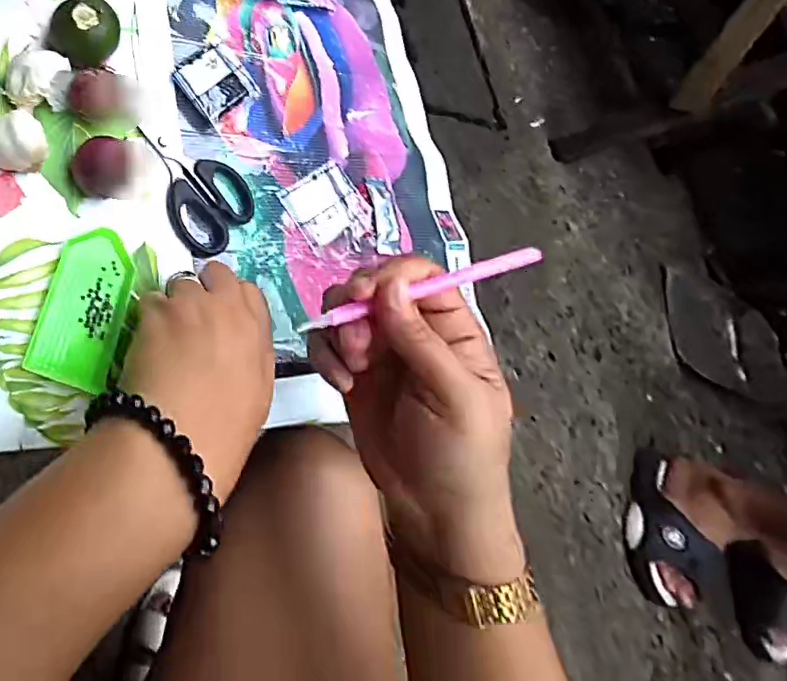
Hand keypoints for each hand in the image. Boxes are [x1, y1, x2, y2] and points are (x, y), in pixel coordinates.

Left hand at [119, 262, 273, 500]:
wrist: (179, 439)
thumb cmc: (224, 431)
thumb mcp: (257, 392)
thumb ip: (252, 352)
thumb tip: (239, 339)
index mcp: (256, 331)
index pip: (247, 290)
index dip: (229, 297)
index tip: (217, 314)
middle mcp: (225, 308)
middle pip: (214, 274)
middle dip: (202, 288)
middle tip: (188, 316)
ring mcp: (189, 305)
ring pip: (178, 283)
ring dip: (173, 302)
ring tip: (164, 335)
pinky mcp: (155, 311)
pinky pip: (149, 299)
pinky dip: (147, 316)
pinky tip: (145, 342)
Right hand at [312, 255, 523, 582]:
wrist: (431, 511)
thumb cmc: (463, 457)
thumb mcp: (455, 397)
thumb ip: (422, 339)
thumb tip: (391, 283)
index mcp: (452, 330)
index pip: (419, 276)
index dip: (389, 274)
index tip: (365, 294)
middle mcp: (411, 331)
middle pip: (371, 287)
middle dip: (355, 309)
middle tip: (357, 345)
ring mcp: (379, 349)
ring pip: (342, 311)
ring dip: (337, 334)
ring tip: (351, 371)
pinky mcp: (350, 370)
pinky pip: (324, 342)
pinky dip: (323, 357)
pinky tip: (340, 384)